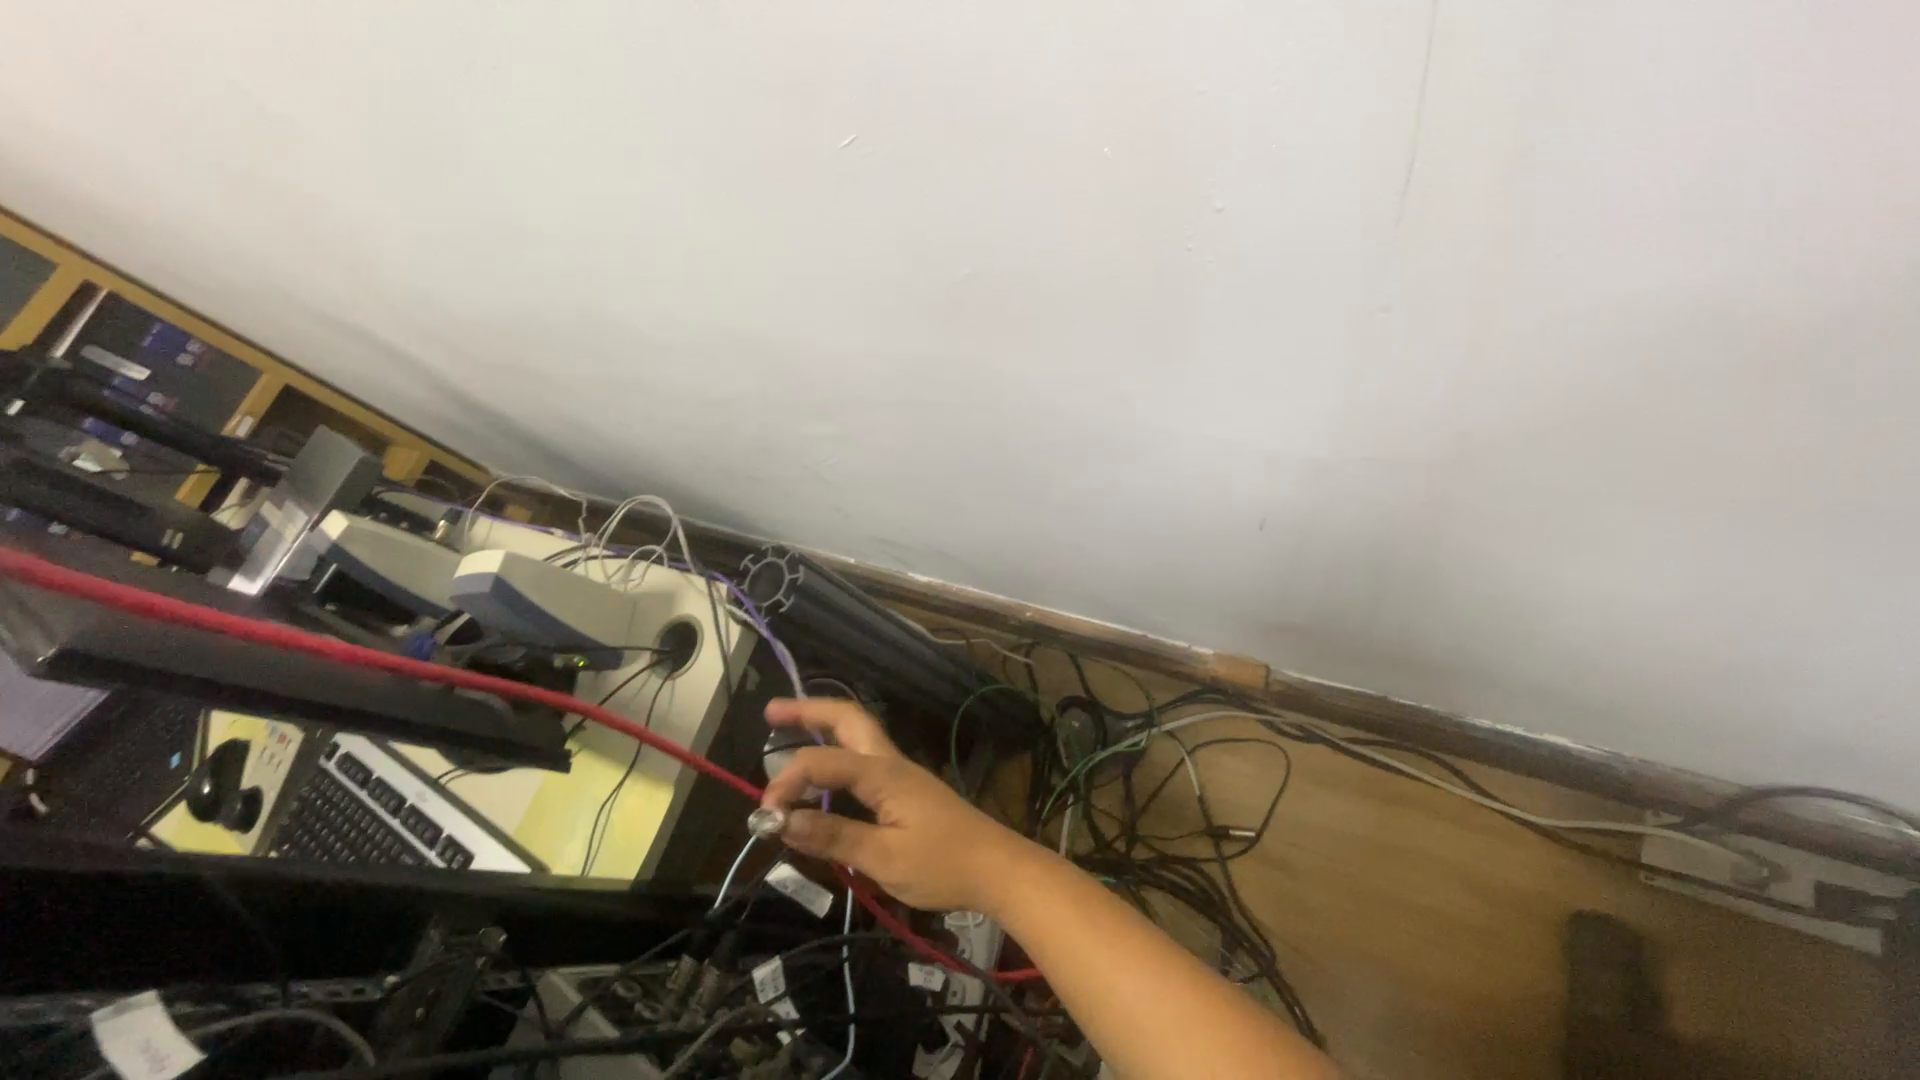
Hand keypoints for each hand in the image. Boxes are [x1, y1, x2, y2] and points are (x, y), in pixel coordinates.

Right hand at [759, 697, 1042, 913]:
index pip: (822, 762)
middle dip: (807, 711)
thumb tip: (783, 821)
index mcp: (884, 773)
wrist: (999, 869)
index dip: (788, 782)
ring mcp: (901, 774)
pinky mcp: (907, 790)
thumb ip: (834, 837)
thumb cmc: (944, 865)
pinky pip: (864, 758)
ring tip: (790, 727)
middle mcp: (891, 763)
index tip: (766, 815)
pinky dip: (837, 752)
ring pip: (858, 733)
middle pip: (847, 719)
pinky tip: (826, 773)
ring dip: (824, 726)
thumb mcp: (885, 859)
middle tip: (771, 713)